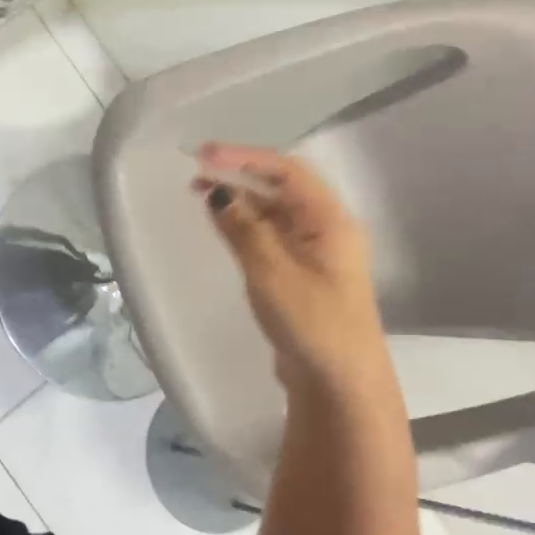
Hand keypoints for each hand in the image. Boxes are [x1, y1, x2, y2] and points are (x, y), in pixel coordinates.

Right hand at [195, 143, 392, 400]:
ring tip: (200, 193)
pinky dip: (243, 221)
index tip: (202, 154)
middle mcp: (326, 228)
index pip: (287, 172)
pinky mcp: (300, 272)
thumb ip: (244, 229)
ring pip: (274, 209)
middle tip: (195, 170)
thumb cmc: (311, 322)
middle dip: (240, 173)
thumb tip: (216, 192)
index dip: (244, 157)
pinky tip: (221, 224)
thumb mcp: (271, 273)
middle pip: (282, 186)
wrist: (338, 379)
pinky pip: (269, 232)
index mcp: (330, 222)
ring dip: (239, 196)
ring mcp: (314, 251)